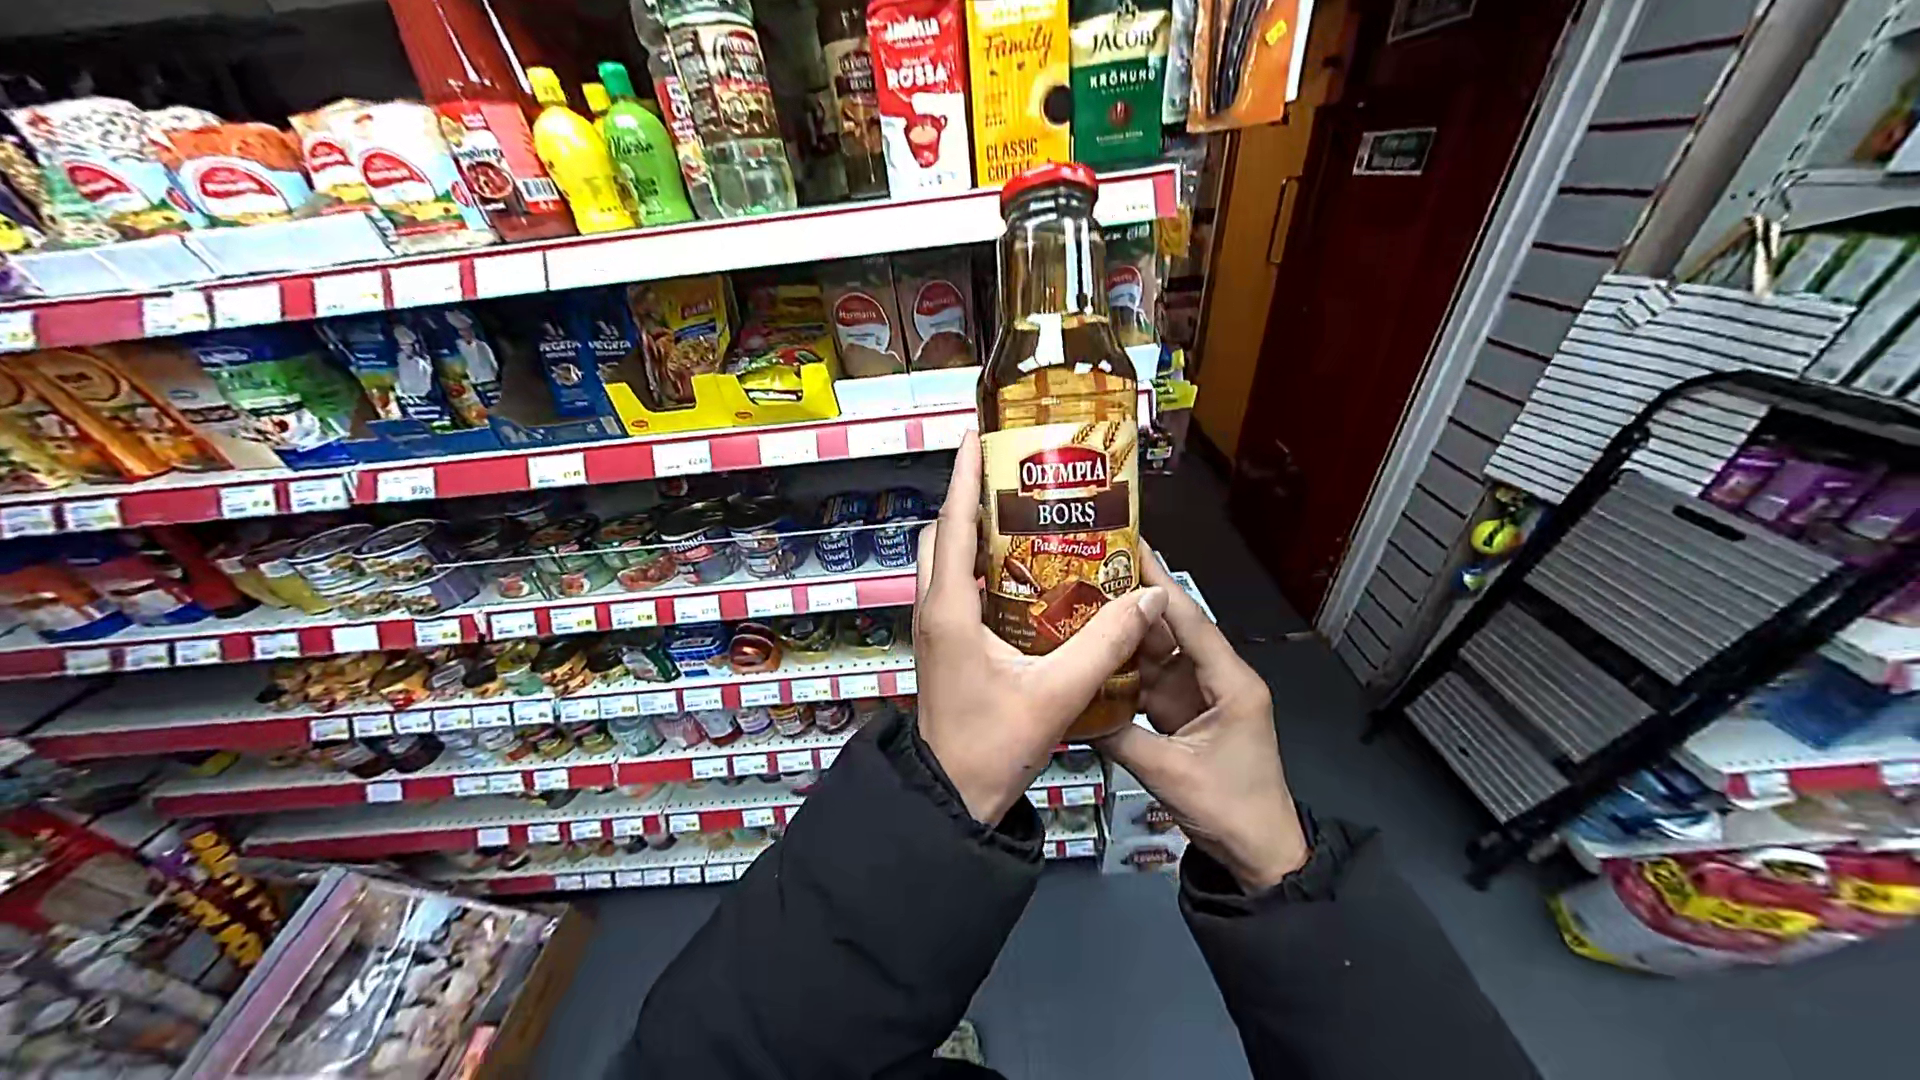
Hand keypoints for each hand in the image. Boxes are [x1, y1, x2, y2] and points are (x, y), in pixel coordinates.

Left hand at [914, 430, 1167, 824]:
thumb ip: (1107, 642)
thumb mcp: (1058, 693)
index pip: (952, 523)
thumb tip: (1151, 594)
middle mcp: (933, 609)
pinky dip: (977, 566)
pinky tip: (1020, 574)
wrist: (951, 796)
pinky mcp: (941, 643)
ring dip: (972, 533)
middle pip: (942, 534)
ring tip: (1022, 517)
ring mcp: (933, 627)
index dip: (962, 475)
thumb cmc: (993, 746)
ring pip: (944, 560)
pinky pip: (954, 586)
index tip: (976, 435)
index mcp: (951, 609)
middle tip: (1014, 480)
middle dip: (969, 500)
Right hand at [1096, 548, 1309, 891]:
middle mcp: (1215, 678)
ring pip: (1156, 655)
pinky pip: (1149, 682)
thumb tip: (1071, 709)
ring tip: (1081, 609)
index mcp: (1229, 682)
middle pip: (1169, 631)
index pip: (1189, 620)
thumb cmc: (1231, 809)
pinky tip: (1094, 657)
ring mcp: (1198, 695)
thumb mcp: (1171, 774)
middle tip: (1088, 574)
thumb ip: (1119, 738)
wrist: (1260, 853)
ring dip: (1124, 636)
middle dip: (1133, 603)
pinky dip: (1124, 672)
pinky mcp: (1183, 713)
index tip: (1133, 544)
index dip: (1160, 582)